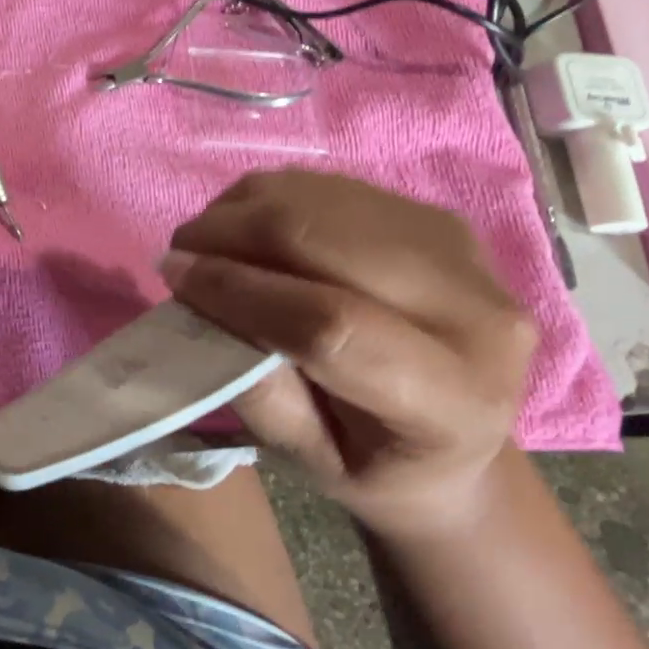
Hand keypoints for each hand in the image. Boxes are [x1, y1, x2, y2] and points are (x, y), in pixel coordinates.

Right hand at [159, 170, 537, 538]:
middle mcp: (474, 315)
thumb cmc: (370, 461)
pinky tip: (245, 229)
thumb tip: (202, 308)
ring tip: (207, 242)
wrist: (457, 442)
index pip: (333, 324)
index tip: (174, 278)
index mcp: (452, 399)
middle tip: (179, 252)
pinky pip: (327, 187)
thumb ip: (259, 392)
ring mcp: (460, 255)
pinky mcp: (433, 220)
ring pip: (320, 201)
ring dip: (241, 211)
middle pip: (325, 241)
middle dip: (228, 235)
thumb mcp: (308, 458)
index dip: (238, 292)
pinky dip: (265, 199)